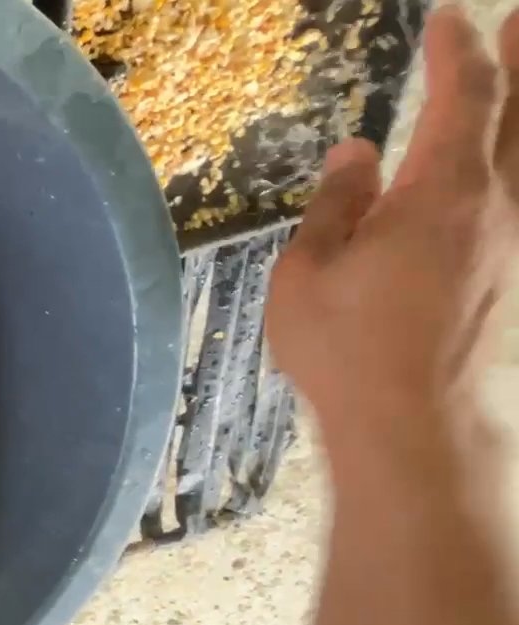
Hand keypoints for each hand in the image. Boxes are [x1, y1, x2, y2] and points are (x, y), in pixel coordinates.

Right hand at [268, 6, 518, 456]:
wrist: (408, 407)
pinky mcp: (511, 263)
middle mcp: (497, 199)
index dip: (456, 53)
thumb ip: (333, 209)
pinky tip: (509, 159)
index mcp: (440, 193)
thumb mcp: (306, 275)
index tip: (448, 16)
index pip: (463, 100)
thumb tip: (354, 154)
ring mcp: (514, 232)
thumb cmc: (340, 341)